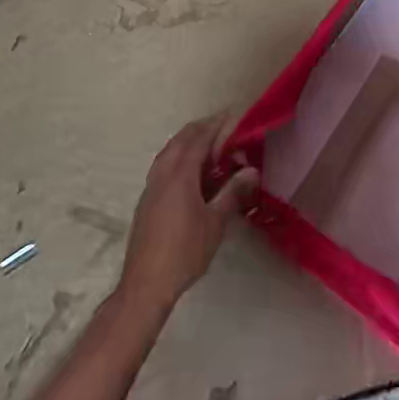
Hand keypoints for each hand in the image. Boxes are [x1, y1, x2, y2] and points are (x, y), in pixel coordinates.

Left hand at [118, 117, 258, 311]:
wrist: (146, 284)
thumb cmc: (185, 252)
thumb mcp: (216, 222)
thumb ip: (233, 192)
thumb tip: (252, 169)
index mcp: (179, 176)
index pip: (198, 140)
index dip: (215, 126)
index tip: (231, 115)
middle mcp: (162, 176)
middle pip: (179, 141)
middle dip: (199, 129)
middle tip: (221, 125)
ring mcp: (151, 189)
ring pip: (168, 153)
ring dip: (186, 142)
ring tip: (206, 142)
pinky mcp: (147, 201)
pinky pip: (163, 167)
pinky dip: (178, 157)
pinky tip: (190, 170)